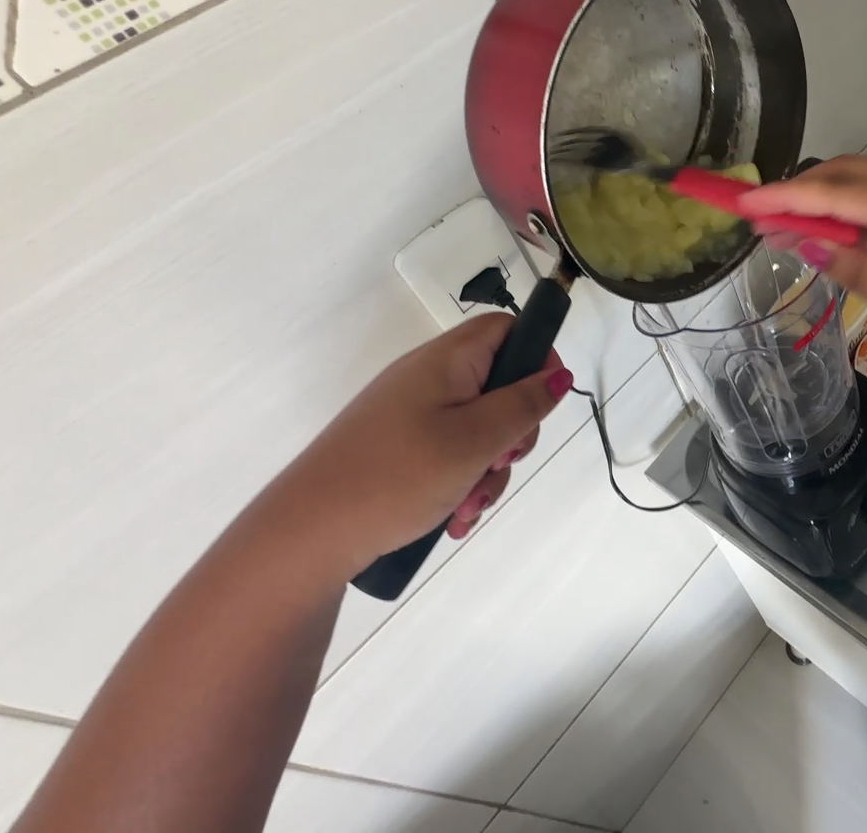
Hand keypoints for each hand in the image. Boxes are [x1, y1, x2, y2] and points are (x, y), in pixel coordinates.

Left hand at [256, 313, 572, 579]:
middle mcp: (428, 380)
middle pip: (499, 385)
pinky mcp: (401, 449)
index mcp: (445, 362)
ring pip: (480, 429)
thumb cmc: (397, 477)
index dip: (537, 356)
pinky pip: (452, 454)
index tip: (544, 403)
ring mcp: (412, 416)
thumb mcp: (475, 441)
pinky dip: (463, 482)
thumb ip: (524, 405)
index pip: (507, 329)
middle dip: (514, 430)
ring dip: (489, 468)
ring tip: (470, 505)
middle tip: (502, 461)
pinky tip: (455, 517)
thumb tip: (560, 375)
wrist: (305, 537)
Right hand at [740, 157, 866, 390]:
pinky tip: (827, 233)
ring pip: (863, 182)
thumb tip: (800, 241)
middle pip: (847, 175)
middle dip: (797, 192)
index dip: (786, 198)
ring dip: (820, 199)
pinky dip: (848, 210)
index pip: (838, 194)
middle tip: (753, 218)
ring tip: (779, 227)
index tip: (741, 204)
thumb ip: (858, 270)